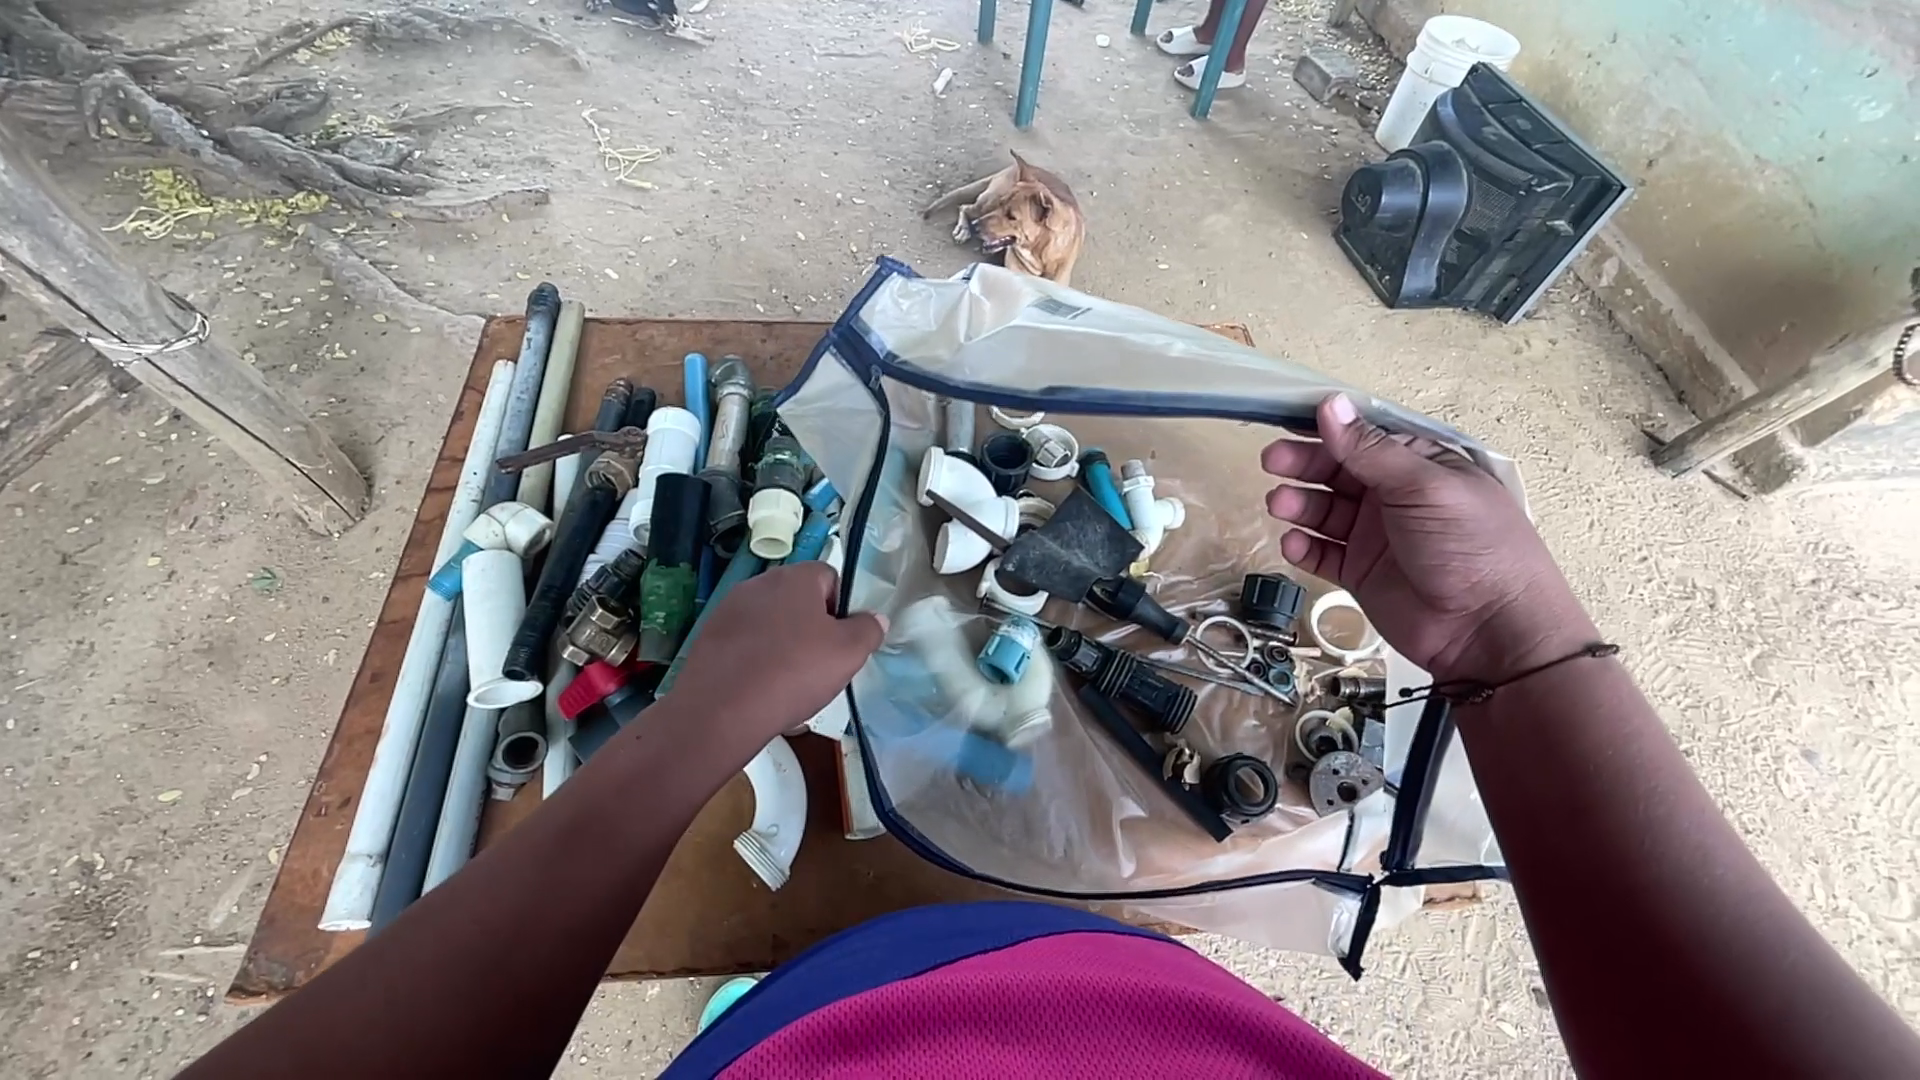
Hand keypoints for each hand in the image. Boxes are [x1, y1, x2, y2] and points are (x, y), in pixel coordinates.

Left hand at [665, 562, 885, 754]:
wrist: (720, 711)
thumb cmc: (793, 672)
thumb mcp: (848, 653)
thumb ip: (868, 630)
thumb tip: (875, 618)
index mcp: (795, 577)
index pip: (830, 578)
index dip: (842, 608)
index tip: (842, 641)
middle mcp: (759, 583)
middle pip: (799, 599)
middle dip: (812, 626)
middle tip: (820, 662)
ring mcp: (729, 609)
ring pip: (771, 622)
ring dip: (783, 642)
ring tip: (789, 680)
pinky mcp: (709, 636)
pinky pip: (746, 642)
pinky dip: (756, 658)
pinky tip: (761, 687)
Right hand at [1262, 395, 1597, 682]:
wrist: (1488, 630)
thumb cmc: (1471, 546)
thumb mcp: (1423, 487)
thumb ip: (1370, 450)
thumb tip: (1330, 405)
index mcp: (1420, 466)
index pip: (1365, 437)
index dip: (1328, 429)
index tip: (1288, 422)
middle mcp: (1394, 497)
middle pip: (1337, 471)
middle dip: (1303, 464)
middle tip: (1272, 462)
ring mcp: (1375, 536)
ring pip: (1323, 511)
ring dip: (1298, 504)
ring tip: (1279, 505)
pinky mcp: (1359, 573)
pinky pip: (1321, 553)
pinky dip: (1303, 547)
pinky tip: (1293, 544)